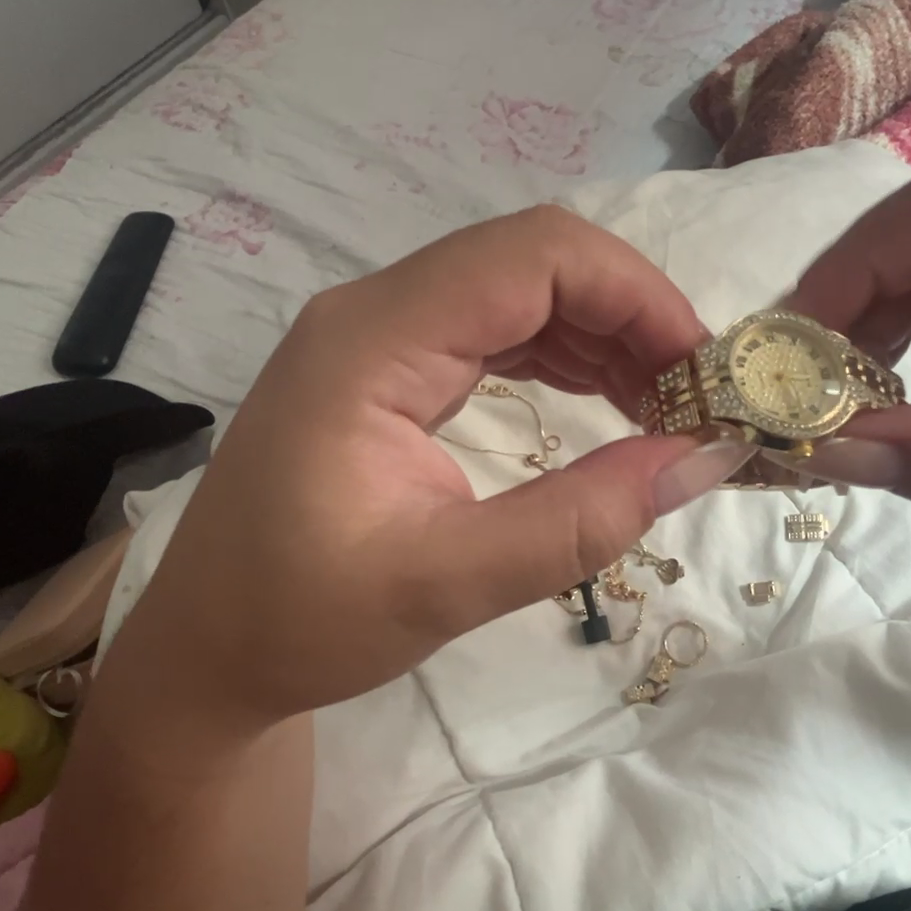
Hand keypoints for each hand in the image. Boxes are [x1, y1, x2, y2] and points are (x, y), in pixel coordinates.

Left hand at [118, 206, 748, 718]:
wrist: (209, 652)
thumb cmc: (300, 624)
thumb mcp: (445, 586)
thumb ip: (576, 523)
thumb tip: (701, 461)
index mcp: (371, 342)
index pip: (531, 257)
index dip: (635, 296)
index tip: (701, 371)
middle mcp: (375, 316)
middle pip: (532, 264)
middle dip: (630, 318)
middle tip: (696, 398)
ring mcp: (381, 341)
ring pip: (521, 296)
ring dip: (605, 340)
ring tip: (665, 410)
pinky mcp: (392, 376)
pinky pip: (498, 337)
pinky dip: (567, 362)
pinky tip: (610, 405)